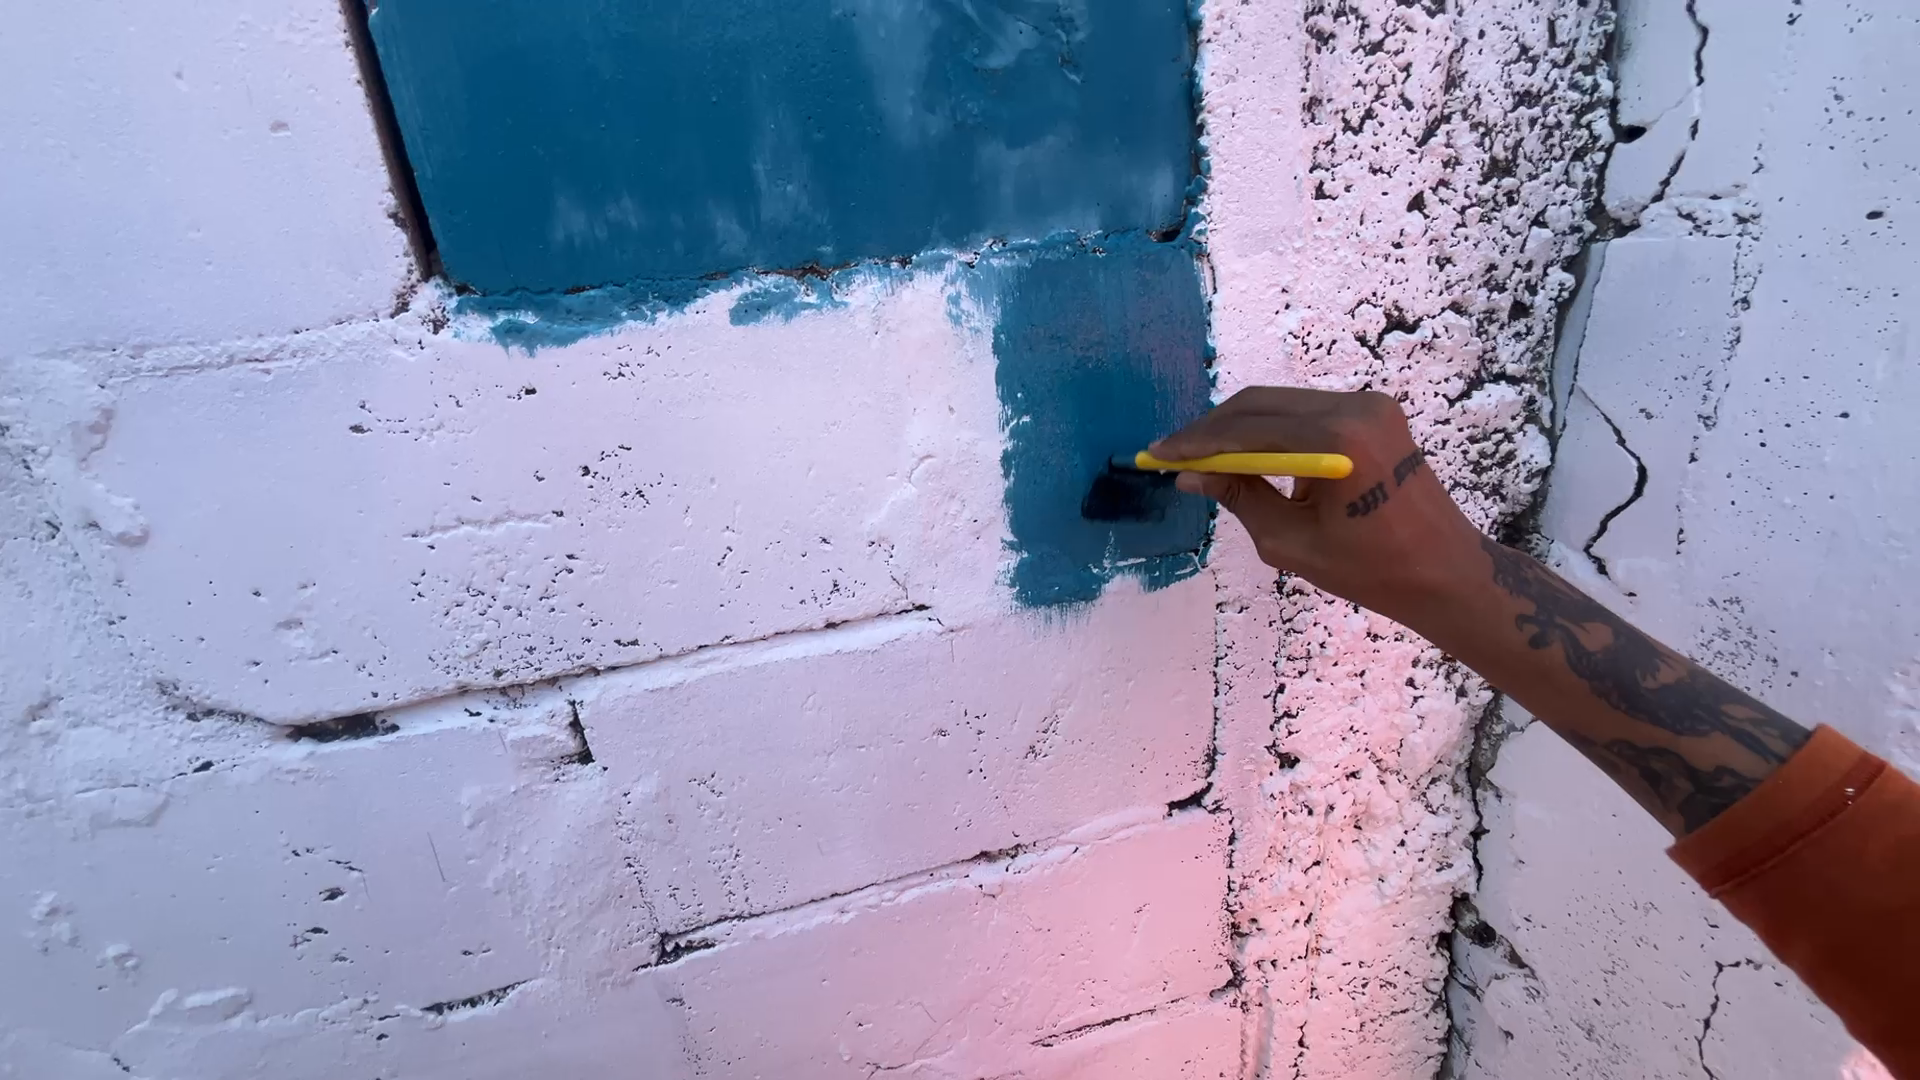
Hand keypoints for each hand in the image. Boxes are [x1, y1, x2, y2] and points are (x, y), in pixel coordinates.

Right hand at [1150, 387, 1484, 624]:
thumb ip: (1238, 497)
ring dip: (1234, 428)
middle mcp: (1355, 406)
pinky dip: (1265, 430)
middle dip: (1208, 429)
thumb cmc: (1370, 569)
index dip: (1195, 442)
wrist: (1445, 571)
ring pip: (1277, 404)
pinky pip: (1301, 412)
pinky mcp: (1372, 411)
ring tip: (1197, 455)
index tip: (1157, 454)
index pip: (1247, 430)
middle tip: (1170, 453)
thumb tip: (1189, 476)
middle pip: (1259, 404)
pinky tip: (1240, 452)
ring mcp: (1368, 404)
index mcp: (1339, 440)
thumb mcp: (1289, 540)